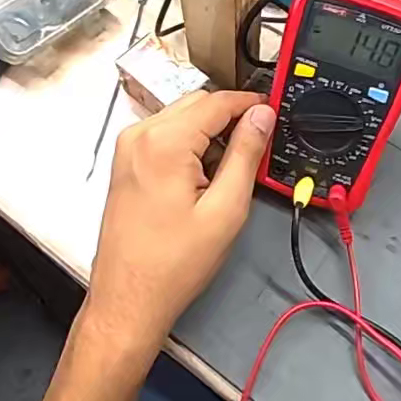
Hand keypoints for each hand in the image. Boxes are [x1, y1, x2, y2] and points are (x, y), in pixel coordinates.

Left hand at [85, 91, 275, 352]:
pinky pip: (166, 135)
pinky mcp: (127, 163)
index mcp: (164, 142)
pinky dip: (190, 144)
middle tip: (258, 143)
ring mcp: (129, 149)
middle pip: (198, 103)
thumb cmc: (172, 264)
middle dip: (231, 117)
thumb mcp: (226, 208)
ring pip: (182, 117)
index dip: (251, 103)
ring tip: (228, 170)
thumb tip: (262, 117)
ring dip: (210, 132)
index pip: (218, 102)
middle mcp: (140, 137)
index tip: (273, 109)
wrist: (129, 298)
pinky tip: (203, 176)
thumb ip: (247, 153)